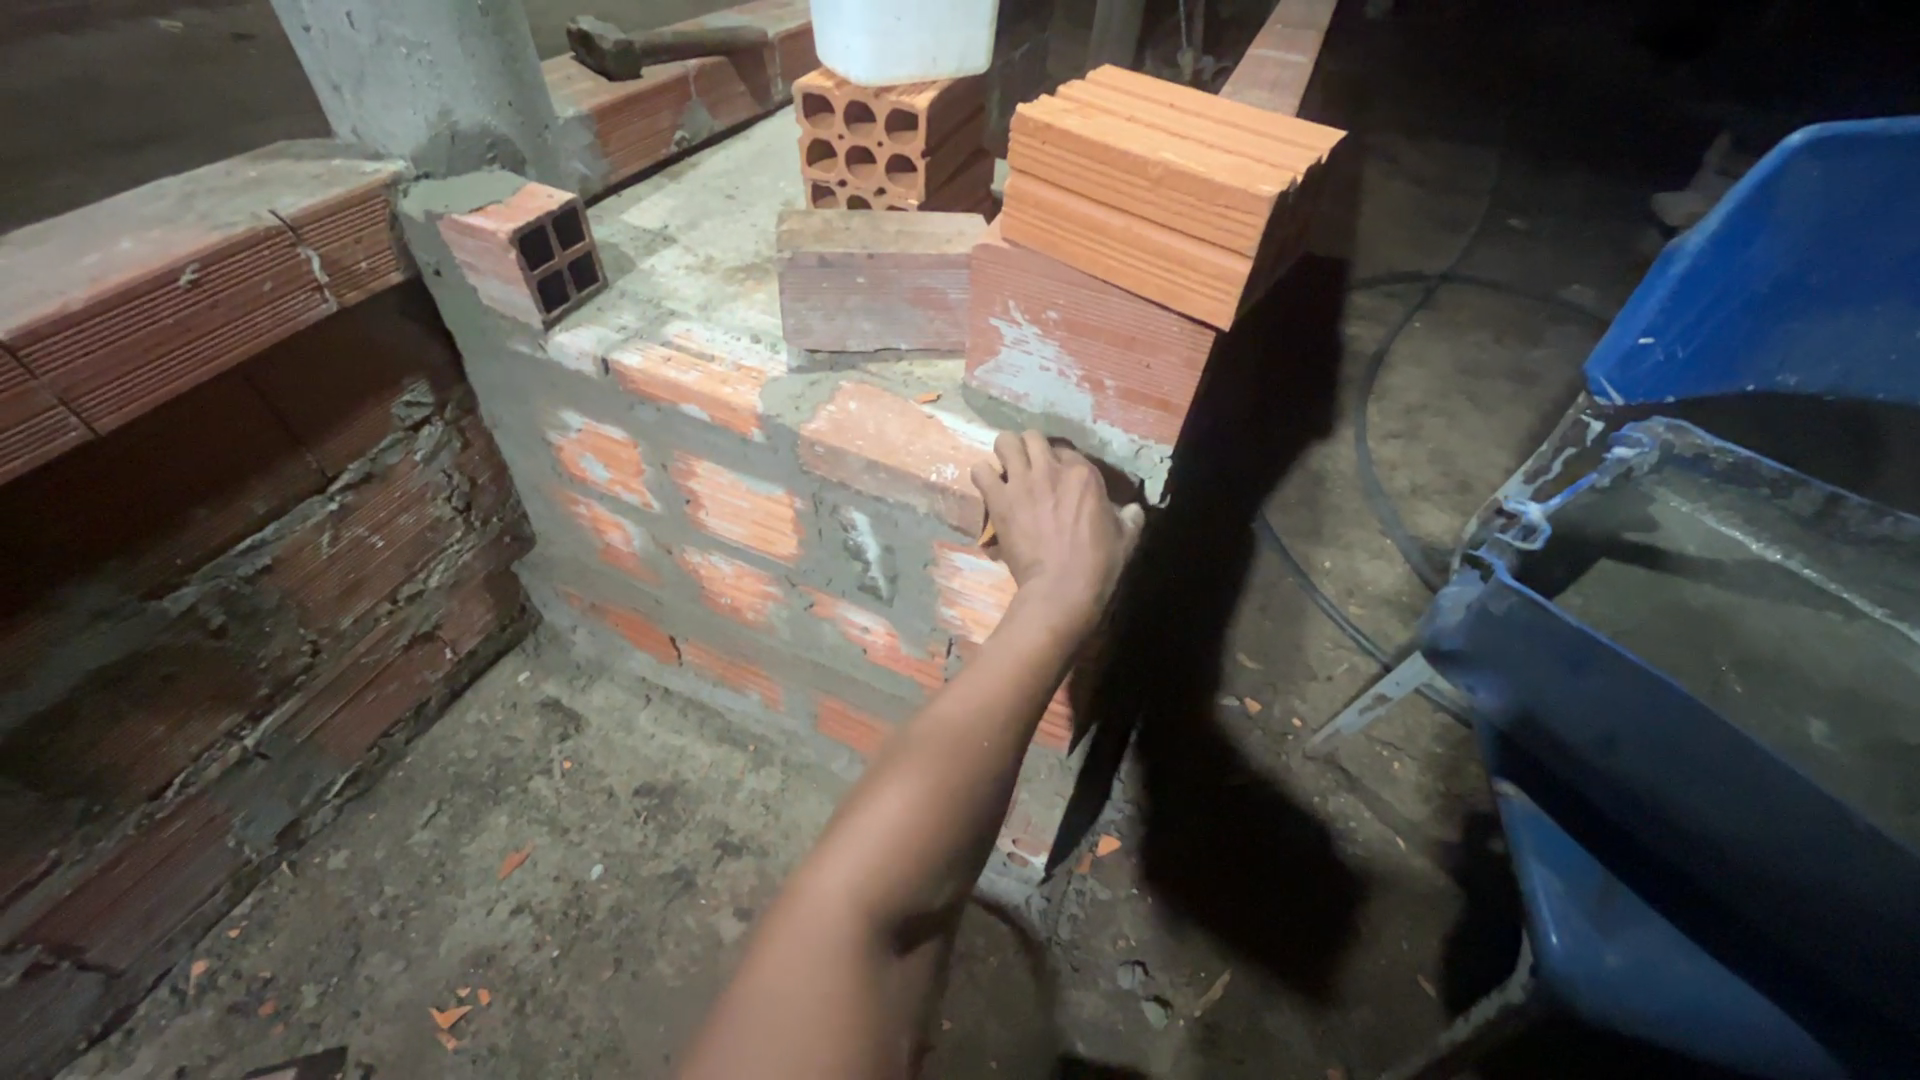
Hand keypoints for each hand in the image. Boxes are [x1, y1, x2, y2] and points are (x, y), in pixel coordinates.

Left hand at [970, 432, 1144, 630]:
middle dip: (1029, 449)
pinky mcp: (999, 499)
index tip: (1056, 479)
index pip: (1066, 450)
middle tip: (1028, 469)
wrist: (1061, 587)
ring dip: (1004, 454)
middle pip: (1032, 437)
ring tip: (1005, 471)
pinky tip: (989, 488)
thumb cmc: (1098, 565)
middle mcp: (1050, 469)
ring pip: (1005, 443)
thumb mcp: (1126, 539)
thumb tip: (1134, 510)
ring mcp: (1022, 482)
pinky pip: (980, 471)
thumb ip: (1130, 518)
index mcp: (1084, 474)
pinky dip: (983, 476)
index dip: (1059, 463)